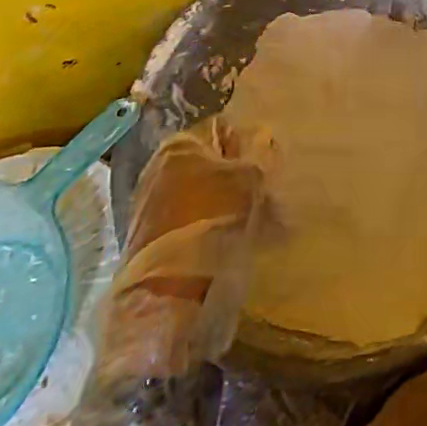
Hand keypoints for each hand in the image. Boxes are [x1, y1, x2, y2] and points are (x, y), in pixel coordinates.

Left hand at [101, 117, 274, 377]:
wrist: (169, 294)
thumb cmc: (214, 223)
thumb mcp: (249, 181)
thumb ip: (260, 153)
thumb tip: (265, 136)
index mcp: (180, 146)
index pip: (225, 131)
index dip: (254, 148)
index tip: (274, 172)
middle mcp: (159, 168)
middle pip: (215, 164)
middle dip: (245, 180)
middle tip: (272, 202)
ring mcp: (152, 204)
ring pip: (208, 194)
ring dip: (234, 207)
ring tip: (260, 230)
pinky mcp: (154, 237)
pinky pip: (196, 221)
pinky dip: (216, 229)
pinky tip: (234, 248)